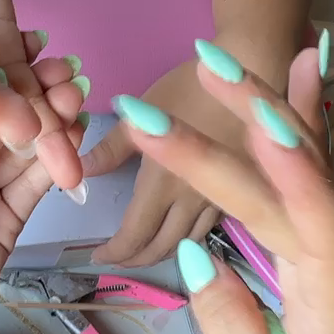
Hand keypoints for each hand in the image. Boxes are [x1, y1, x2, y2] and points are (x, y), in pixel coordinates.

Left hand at [0, 47, 85, 333]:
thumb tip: (12, 106)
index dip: (0, 80)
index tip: (33, 60)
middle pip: (0, 119)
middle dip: (33, 99)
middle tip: (67, 79)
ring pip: (23, 147)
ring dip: (51, 126)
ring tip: (77, 101)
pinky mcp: (8, 213)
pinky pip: (35, 181)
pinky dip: (56, 161)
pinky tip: (75, 138)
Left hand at [82, 58, 239, 266]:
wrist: (253, 74)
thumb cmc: (190, 90)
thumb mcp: (142, 114)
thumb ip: (111, 149)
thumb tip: (80, 172)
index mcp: (164, 183)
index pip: (135, 235)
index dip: (115, 252)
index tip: (97, 257)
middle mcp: (193, 201)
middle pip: (162, 247)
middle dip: (136, 259)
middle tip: (117, 258)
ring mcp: (221, 199)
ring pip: (189, 243)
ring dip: (164, 253)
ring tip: (143, 251)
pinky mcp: (241, 191)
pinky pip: (210, 228)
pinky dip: (190, 239)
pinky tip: (182, 234)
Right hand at [109, 43, 333, 333]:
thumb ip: (235, 332)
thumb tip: (191, 256)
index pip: (318, 229)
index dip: (293, 174)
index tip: (260, 122)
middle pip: (296, 180)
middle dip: (240, 127)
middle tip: (186, 79)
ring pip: (302, 159)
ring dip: (262, 102)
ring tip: (219, 57)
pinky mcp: (324, 224)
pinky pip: (310, 161)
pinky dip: (303, 110)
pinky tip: (303, 66)